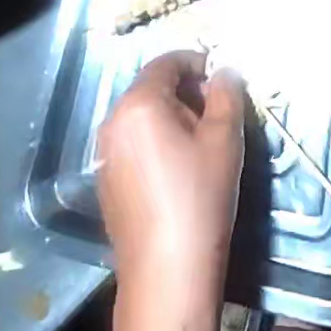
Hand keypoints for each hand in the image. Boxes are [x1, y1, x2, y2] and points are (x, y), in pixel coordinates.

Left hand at [98, 51, 244, 293]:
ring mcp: (104, 152)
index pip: (166, 62)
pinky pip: (133, 142)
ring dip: (172, 115)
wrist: (167, 269)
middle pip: (151, 87)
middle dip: (186, 90)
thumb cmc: (201, 194)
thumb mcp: (224, 137)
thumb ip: (226, 93)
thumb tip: (224, 72)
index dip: (197, 62)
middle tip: (218, 112)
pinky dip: (156, 139)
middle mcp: (112, 121)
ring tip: (202, 140)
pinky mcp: (106, 179)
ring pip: (142, 115)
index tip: (223, 79)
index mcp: (139, 103)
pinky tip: (179, 168)